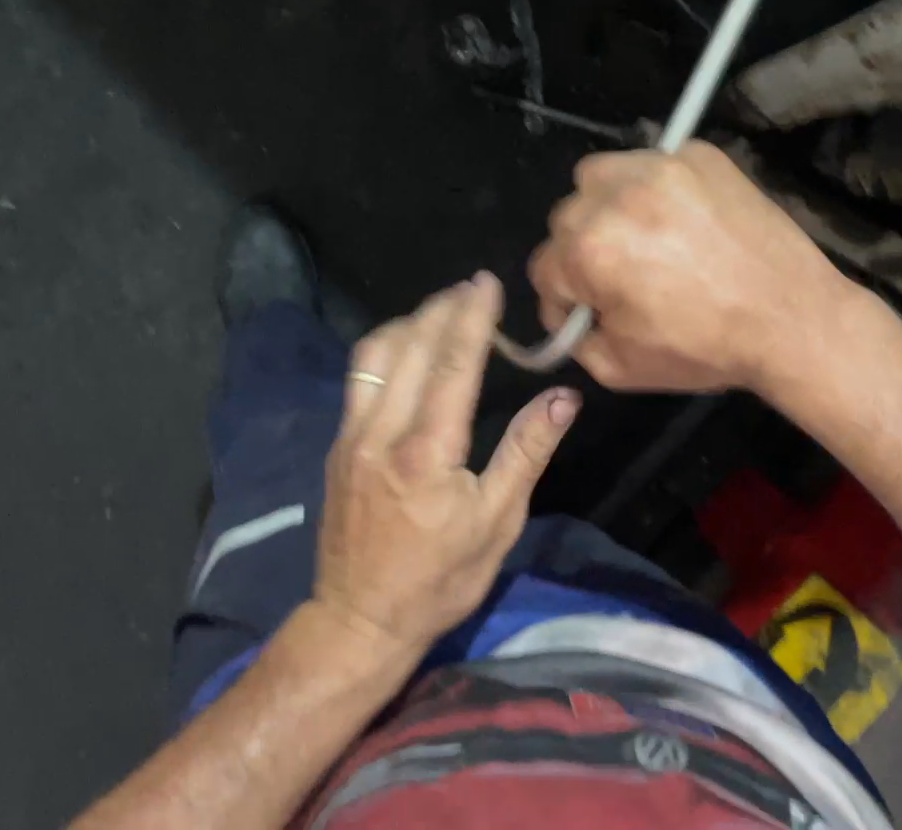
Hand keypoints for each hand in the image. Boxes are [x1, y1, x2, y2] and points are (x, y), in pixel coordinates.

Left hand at [314, 274, 580, 652]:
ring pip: (375, 356)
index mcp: (427, 454)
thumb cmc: (439, 580)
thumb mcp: (497, 524)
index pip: (451, 365)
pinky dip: (385, 349)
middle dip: (441, 308)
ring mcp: (351, 437)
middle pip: (409, 347)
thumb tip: (564, 397)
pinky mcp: (337, 445)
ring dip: (409, 323)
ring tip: (440, 309)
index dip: (471, 318)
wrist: (360, 618)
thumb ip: (526, 452)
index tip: (485, 283)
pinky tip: (406, 347)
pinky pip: (359, 378)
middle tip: (470, 288)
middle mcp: (382, 434)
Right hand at [529, 140, 861, 392]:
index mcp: (590, 250)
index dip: (561, 299)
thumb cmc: (704, 349)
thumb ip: (575, 340)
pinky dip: (652, 190)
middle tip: (618, 277)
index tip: (585, 311)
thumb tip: (570, 316)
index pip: (543, 268)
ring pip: (598, 177)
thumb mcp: (619, 368)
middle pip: (565, 219)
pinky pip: (650, 163)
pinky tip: (679, 221)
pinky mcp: (697, 155)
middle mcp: (615, 197)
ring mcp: (659, 168)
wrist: (793, 320)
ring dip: (605, 207)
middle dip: (581, 252)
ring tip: (639, 236)